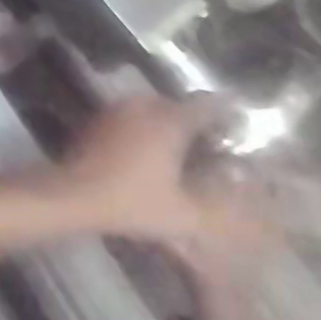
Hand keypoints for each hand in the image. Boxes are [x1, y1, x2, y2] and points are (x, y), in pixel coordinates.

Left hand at [48, 98, 278, 264]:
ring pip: (153, 107)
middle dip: (197, 119)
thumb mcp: (183, 215)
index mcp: (169, 121)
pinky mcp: (101, 117)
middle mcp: (145, 105)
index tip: (240, 122)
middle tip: (212, 142)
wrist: (76, 193)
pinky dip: (146, 125)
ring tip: (182, 147)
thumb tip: (244, 200)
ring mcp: (119, 108)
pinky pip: (133, 114)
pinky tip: (149, 149)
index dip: (226, 112)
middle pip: (178, 104)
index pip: (206, 105)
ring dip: (169, 121)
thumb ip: (219, 209)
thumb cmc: (133, 201)